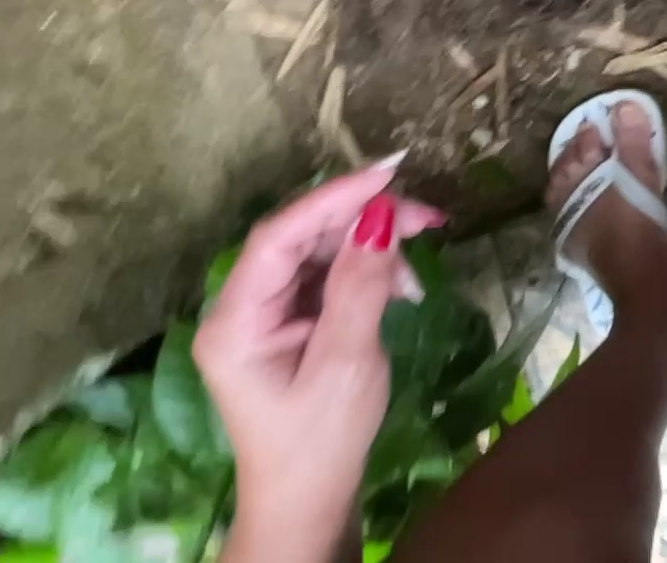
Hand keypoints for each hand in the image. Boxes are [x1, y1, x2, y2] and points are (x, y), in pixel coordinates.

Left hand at [194, 158, 444, 561]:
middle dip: (368, 218)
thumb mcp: (347, 359)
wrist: (313, 493)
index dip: (334, 197)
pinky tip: (405, 284)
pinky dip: (376, 267)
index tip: (391, 173)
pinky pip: (337, 270)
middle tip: (428, 216)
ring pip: (326, 247)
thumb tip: (382, 216)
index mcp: (238, 320)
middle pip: (305, 235)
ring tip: (422, 258)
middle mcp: (246, 305)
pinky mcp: (298, 315)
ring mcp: (272, 309)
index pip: (280, 236)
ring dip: (379, 243)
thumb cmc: (323, 436)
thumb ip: (361, 284)